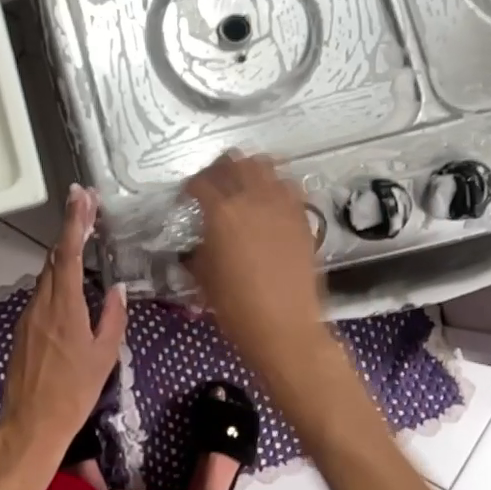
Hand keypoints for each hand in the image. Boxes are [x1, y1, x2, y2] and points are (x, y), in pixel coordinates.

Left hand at [0, 185, 126, 454]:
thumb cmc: (73, 393)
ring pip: (46, 276)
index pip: (67, 254)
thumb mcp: (104, 357)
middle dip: (70, 230)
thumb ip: (113, 318)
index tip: (81, 197)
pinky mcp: (22, 329)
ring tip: (83, 239)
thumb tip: (118, 289)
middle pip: (54, 259)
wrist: (31, 423)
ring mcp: (28, 316)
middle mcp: (41, 304)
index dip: (74, 222)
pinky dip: (56, 281)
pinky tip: (70, 284)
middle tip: (87, 207)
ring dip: (63, 255)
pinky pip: (41, 295)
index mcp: (64, 308)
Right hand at [183, 153, 336, 382]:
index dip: (189, 187)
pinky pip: (290, 187)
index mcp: (221, 212)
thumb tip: (199, 239)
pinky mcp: (303, 218)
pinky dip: (277, 186)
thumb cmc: (235, 306)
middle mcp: (253, 199)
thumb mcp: (203, 275)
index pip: (200, 182)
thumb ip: (199, 248)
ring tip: (243, 184)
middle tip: (213, 182)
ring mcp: (282, 206)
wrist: (283, 327)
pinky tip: (270, 201)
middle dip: (220, 168)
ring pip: (266, 166)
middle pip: (235, 162)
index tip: (187, 196)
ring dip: (250, 170)